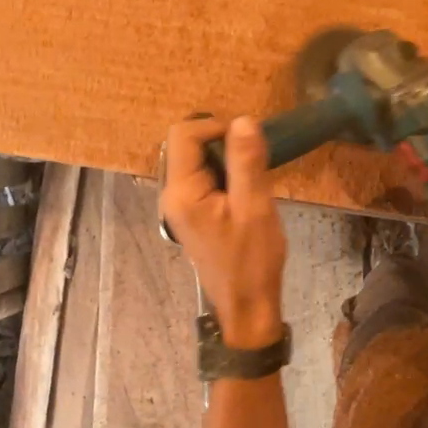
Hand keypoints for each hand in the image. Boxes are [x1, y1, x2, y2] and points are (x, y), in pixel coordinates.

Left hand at [160, 116, 287, 348]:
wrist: (247, 307)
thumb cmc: (252, 260)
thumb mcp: (255, 207)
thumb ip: (247, 162)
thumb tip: (243, 120)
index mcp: (181, 191)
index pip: (184, 134)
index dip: (216, 126)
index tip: (248, 141)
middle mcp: (172, 195)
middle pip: (188, 145)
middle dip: (222, 142)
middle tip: (254, 160)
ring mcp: (181, 206)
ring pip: (198, 161)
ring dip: (226, 159)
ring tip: (253, 178)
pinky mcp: (193, 214)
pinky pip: (204, 179)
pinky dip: (225, 175)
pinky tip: (246, 192)